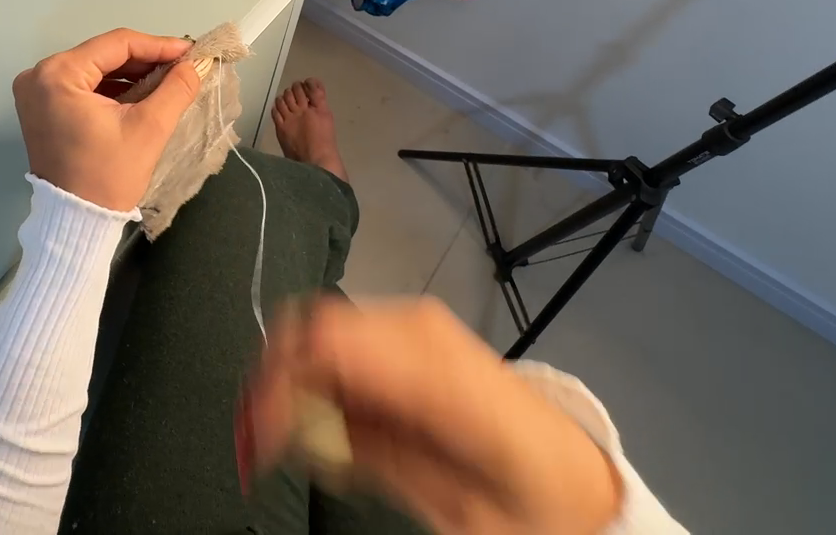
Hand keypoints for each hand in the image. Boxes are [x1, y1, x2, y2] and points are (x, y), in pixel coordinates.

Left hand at [12, 29, 201, 211]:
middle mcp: (39, 75)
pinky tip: (142, 91)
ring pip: (94, 68)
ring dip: (131, 73)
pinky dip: (111, 87)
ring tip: (169, 78)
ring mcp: (36, 91)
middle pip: (103, 54)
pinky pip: (83, 85)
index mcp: (58, 74)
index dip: (158, 45)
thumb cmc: (108, 176)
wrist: (75, 222)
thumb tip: (195, 64)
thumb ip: (176, 89)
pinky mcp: (41, 107)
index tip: (190, 50)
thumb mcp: (149, 128)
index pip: (116, 44)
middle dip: (145, 59)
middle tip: (183, 65)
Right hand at [242, 297, 621, 534]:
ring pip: (317, 325)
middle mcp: (419, 328)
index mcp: (439, 372)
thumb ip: (376, 459)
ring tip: (296, 441)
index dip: (278, 385)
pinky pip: (336, 337)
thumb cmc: (532, 512)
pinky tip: (329, 421)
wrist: (579, 480)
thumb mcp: (462, 513)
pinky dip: (315, 375)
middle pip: (314, 324)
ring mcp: (412, 321)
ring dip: (292, 378)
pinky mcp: (405, 328)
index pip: (330, 344)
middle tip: (261, 445)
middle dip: (274, 379)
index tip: (256, 443)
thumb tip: (296, 427)